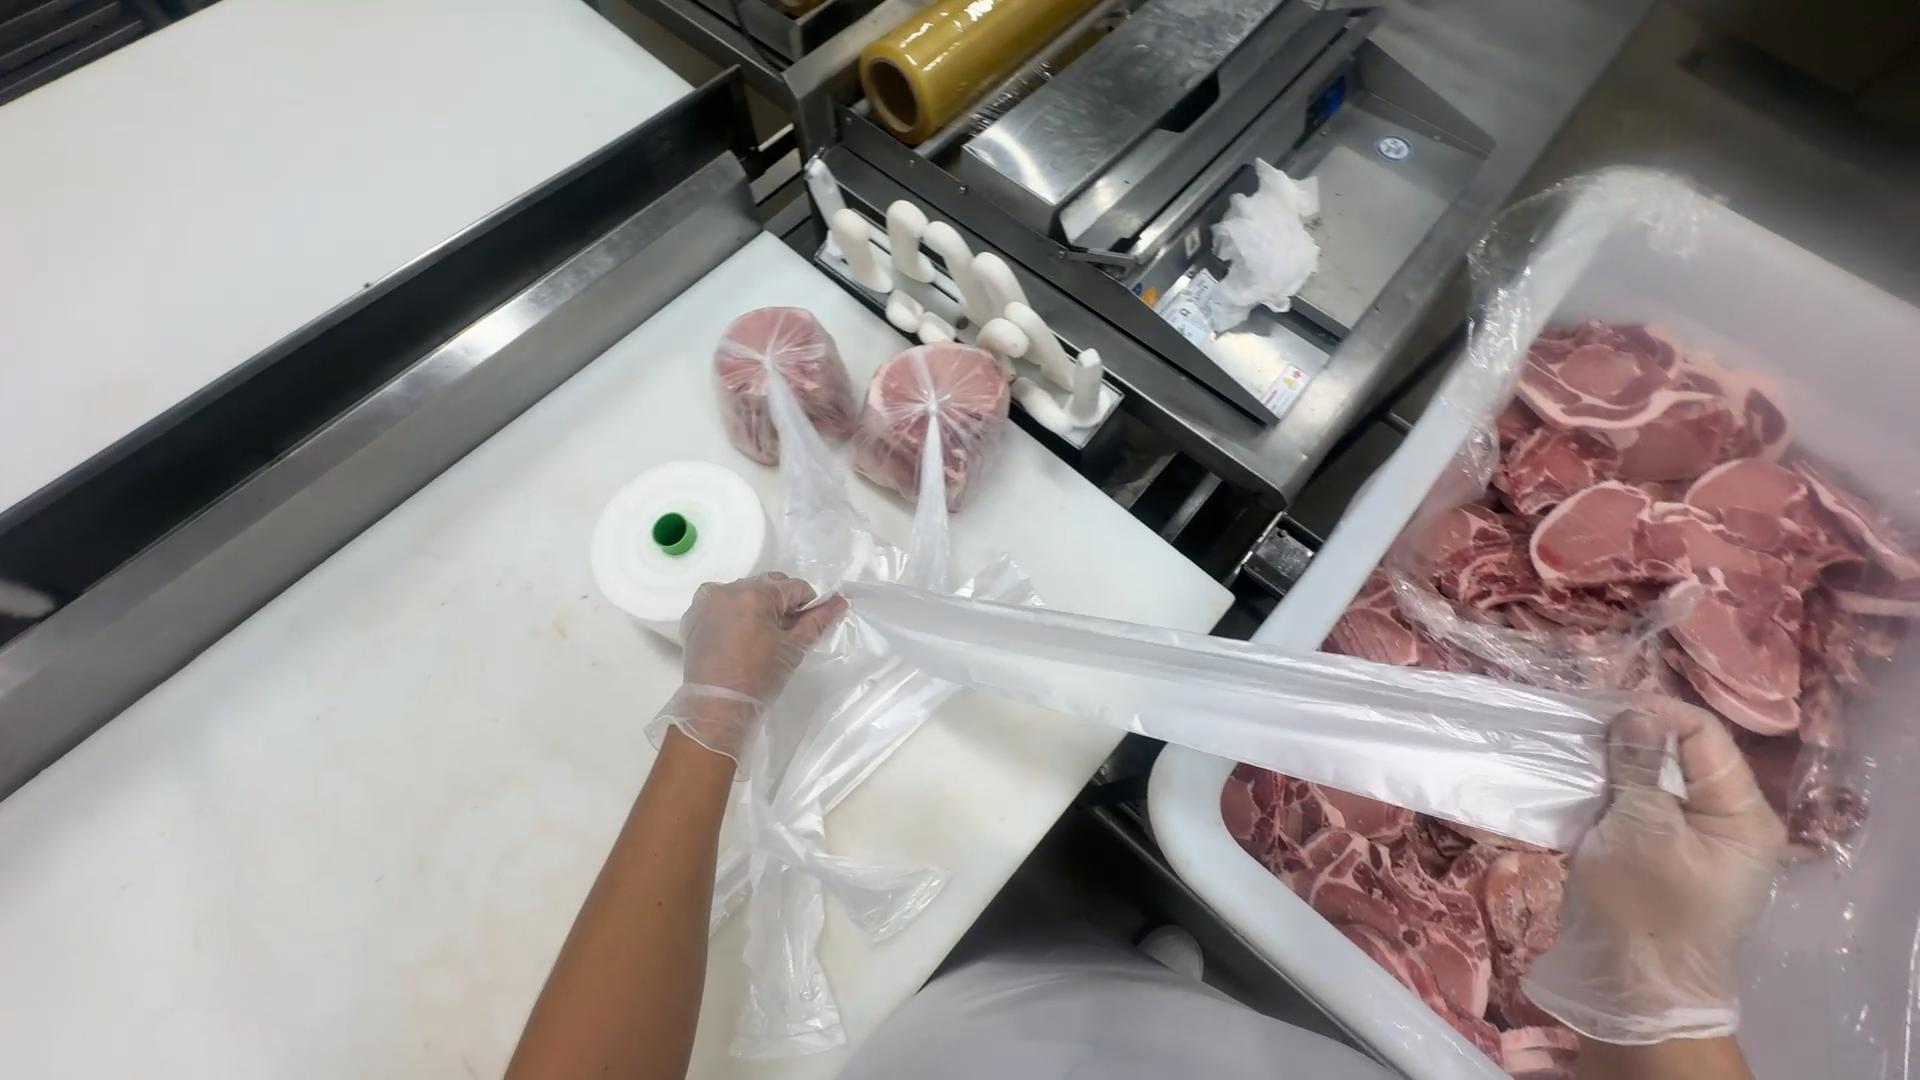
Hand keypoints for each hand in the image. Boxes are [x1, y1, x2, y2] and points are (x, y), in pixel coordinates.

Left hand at [645, 573, 846, 765]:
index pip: (794, 587)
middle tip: (786, 632)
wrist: (716, 710)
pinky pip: (722, 602)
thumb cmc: (759, 680)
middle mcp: (727, 589)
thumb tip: (841, 601)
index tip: (806, 626)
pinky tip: (739, 637)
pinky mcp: (693, 616)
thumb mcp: (794, 649)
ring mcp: (706, 601)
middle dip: (782, 604)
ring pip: (745, 591)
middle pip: (768, 585)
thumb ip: (817, 620)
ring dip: (758, 606)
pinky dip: (735, 612)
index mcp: (754, 595)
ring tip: (761, 636)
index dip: (807, 605)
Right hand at [1524, 696, 1784, 1044]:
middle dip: (1625, 731)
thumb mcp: (1641, 829)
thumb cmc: (1646, 902)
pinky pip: (1629, 796)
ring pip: (1647, 772)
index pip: (1704, 736)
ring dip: (1607, 756)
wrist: (1633, 975)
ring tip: (1564, 742)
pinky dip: (1600, 781)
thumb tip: (1635, 712)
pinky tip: (1569, 773)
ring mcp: (1684, 830)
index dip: (1654, 712)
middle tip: (1572, 721)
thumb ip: (1637, 768)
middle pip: (1676, 751)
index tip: (1596, 706)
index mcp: (1740, 813)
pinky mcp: (1650, 842)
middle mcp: (1720, 816)